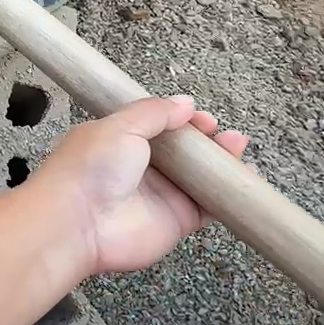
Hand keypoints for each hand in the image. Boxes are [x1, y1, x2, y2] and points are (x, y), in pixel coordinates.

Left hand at [34, 95, 249, 274]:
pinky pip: (209, 206)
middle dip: (204, 139)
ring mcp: (158, 193)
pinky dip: (227, 194)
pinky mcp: (176, 219)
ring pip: (198, 175)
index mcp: (116, 138)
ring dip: (220, 162)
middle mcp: (137, 165)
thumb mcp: (119, 126)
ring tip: (237, 146)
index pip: (154, 124)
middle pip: (180, 150)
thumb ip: (153, 113)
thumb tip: (184, 103)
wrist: (79, 221)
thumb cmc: (89, 167)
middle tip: (222, 132)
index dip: (179, 118)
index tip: (199, 115)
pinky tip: (245, 179)